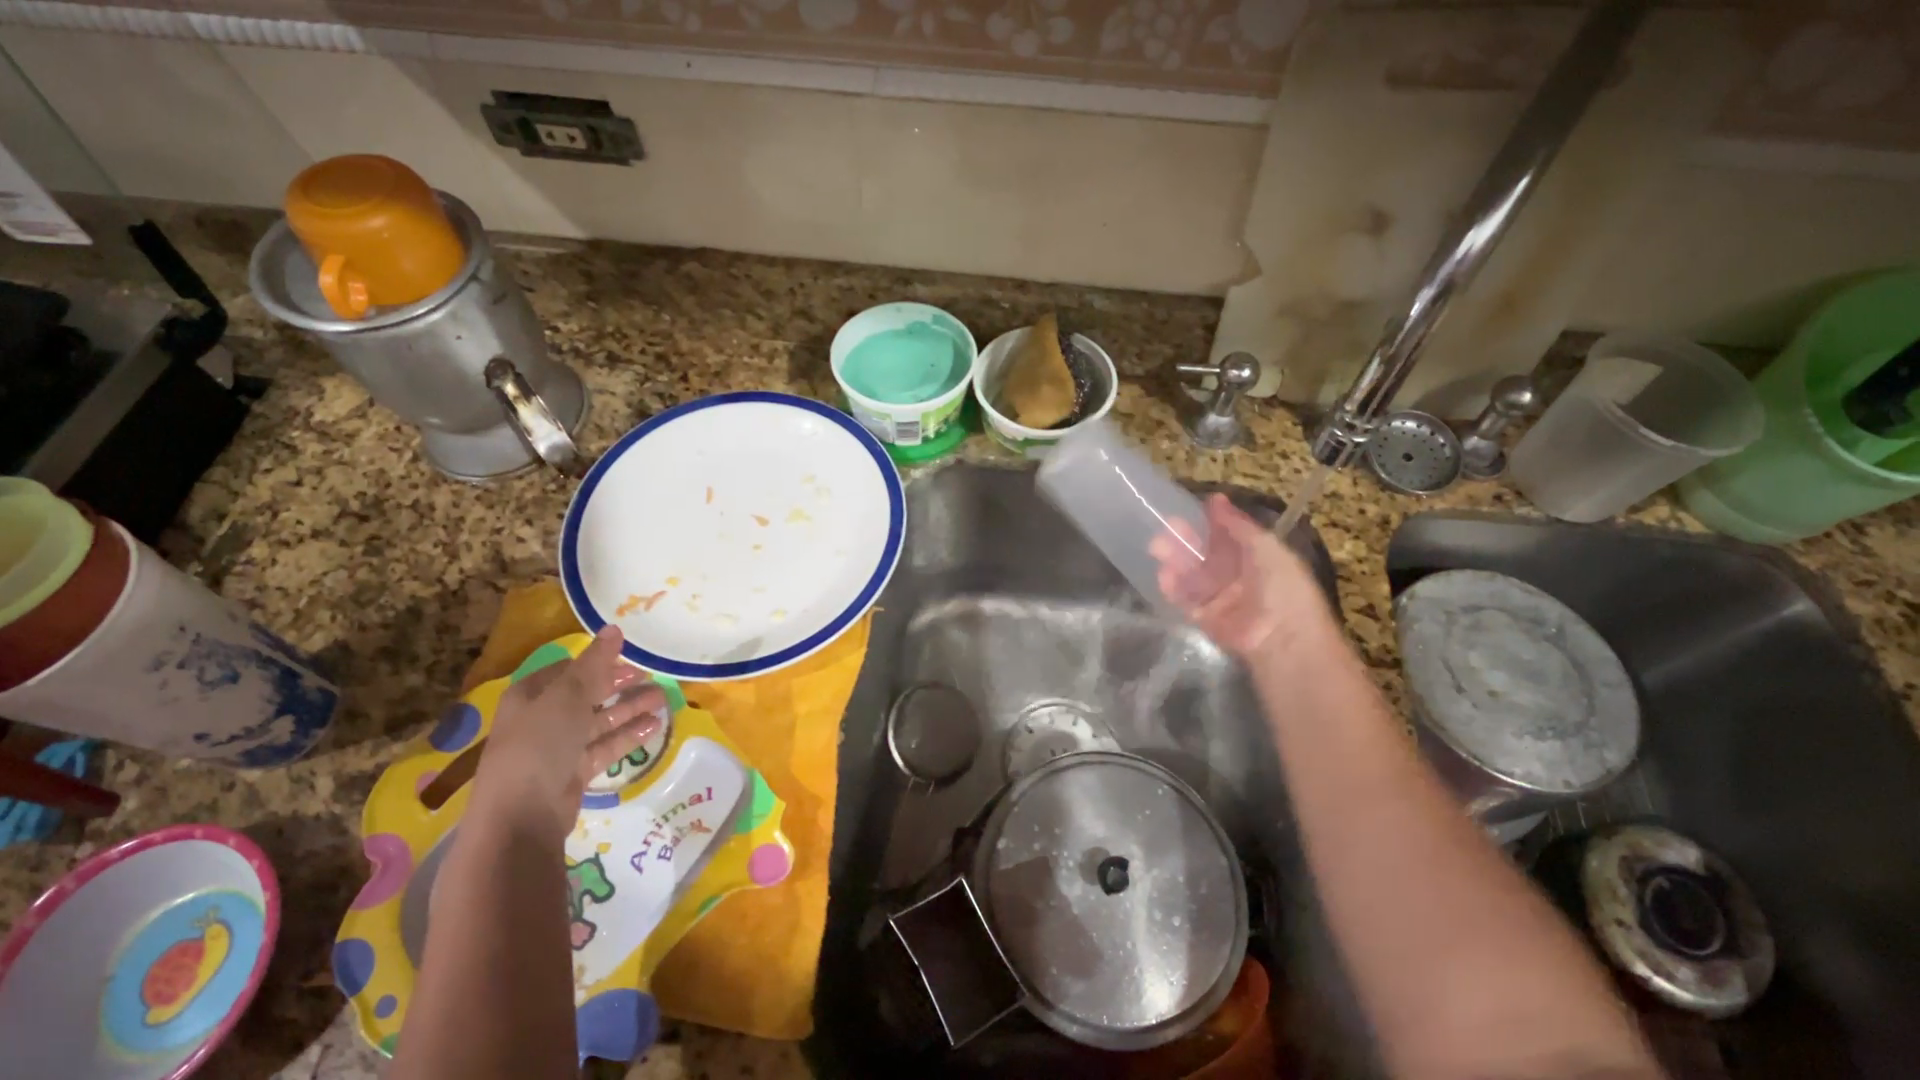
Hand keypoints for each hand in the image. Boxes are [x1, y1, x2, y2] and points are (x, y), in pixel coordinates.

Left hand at [469, 626, 666, 838]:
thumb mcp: (567, 697)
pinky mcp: (574, 774)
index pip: (567, 670)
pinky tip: (655, 727)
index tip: (630, 655)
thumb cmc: (539, 745)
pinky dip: (628, 737)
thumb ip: (594, 664)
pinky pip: (605, 748)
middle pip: (586, 695)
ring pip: (600, 722)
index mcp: (531, 695)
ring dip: (630, 710)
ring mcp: (558, 749)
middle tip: (653, 675)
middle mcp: (542, 719)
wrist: (521, 816)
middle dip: (618, 685)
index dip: (597, 661)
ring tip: (664, 698)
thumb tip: (615, 628)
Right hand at [1150, 494, 1334, 659]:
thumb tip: (1216, 499)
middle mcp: (1238, 578)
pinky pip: (1186, 601)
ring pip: (1193, 576)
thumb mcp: (1265, 546)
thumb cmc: (1281, 584)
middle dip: (1187, 541)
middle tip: (1167, 527)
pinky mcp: (1206, 620)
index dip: (1211, 523)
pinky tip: (1163, 574)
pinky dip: (1173, 588)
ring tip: (1158, 547)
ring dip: (1176, 561)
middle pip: (1206, 556)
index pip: (1229, 537)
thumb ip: (1237, 525)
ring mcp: (1221, 600)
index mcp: (1258, 558)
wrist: (1283, 636)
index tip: (1193, 510)